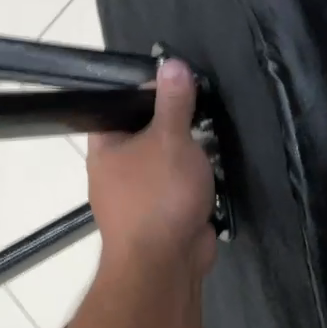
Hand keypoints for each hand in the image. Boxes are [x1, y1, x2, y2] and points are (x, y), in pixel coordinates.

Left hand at [88, 60, 217, 279]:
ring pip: (169, 158)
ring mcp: (140, 193)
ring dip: (193, 150)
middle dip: (180, 121)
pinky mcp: (165, 212)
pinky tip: (219, 166)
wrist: (165, 263)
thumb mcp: (170, 138)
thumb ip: (174, 102)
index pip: (122, 105)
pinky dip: (199, 175)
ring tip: (218, 133)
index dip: (151, 90)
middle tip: (207, 106)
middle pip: (150, 130)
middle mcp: (117, 169)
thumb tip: (172, 64)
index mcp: (106, 147)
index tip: (184, 82)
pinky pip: (183, 183)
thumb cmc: (159, 194)